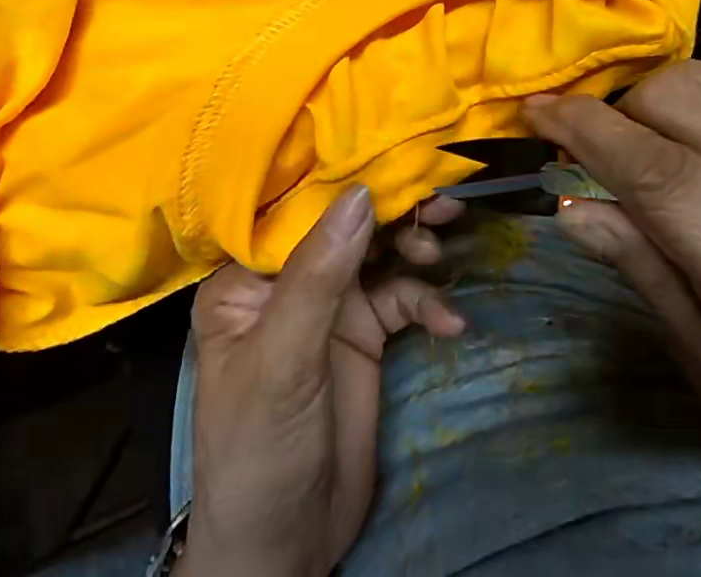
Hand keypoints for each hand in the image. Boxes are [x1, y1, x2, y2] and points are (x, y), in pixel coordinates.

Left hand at [178, 186, 466, 576]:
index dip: (347, 184)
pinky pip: (404, 300)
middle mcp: (290, 282)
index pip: (297, 213)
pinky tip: (452, 323)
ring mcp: (331, 307)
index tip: (401, 162)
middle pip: (347, 227)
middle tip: (441, 202)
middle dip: (393, 212)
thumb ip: (318, 276)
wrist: (288, 543)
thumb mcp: (283, 361)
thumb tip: (360, 193)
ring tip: (442, 247)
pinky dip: (429, 304)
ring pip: (380, 254)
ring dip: (415, 247)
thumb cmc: (260, 448)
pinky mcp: (366, 334)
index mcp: (248, 278)